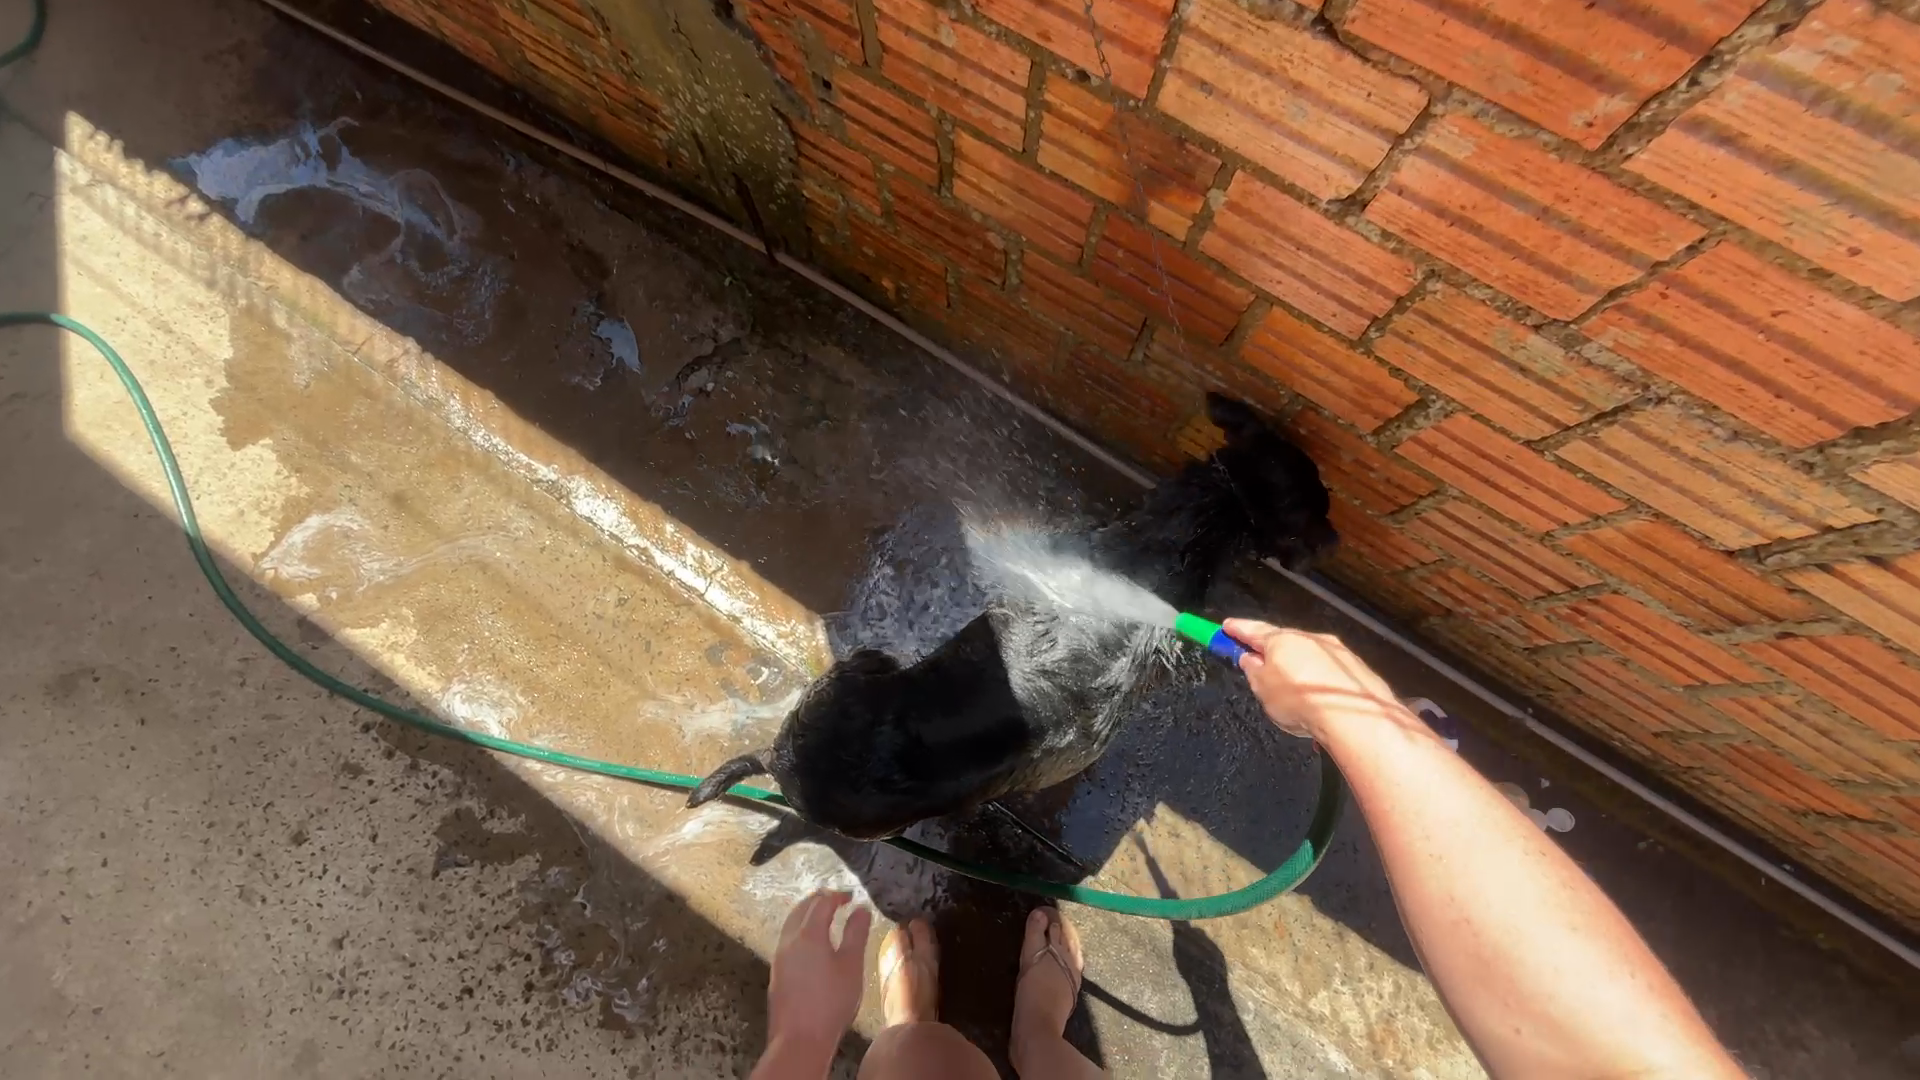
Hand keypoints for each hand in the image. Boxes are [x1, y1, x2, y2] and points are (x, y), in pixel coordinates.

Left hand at [766, 890, 871, 1060]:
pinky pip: (788, 939)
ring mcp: (779, 957)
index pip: (822, 902)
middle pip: (802, 908)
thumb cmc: (831, 1002)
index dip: (837, 895)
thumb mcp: (852, 965)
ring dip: (808, 914)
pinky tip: (812, 943)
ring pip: (792, 923)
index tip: (851, 896)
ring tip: (825, 917)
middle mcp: (789, 940)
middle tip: (838, 901)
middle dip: (820, 900)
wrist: (799, 1041)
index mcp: (808, 934)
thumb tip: (861, 909)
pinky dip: (801, 929)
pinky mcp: (777, 973)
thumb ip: (856, 933)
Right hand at [1223, 619, 1405, 739]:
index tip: (1226, 626)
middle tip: (1257, 657)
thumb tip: (1250, 659)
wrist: (1355, 718)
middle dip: (1270, 648)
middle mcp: (1311, 638)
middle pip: (1284, 640)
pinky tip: (1318, 698)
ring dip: (1297, 666)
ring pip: (1309, 655)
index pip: (1252, 630)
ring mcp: (1338, 652)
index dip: (1236, 629)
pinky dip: (1319, 680)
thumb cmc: (1299, 700)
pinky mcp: (1359, 670)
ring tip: (1291, 687)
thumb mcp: (1262, 688)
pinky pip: (1330, 672)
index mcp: (1282, 639)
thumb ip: (1253, 670)